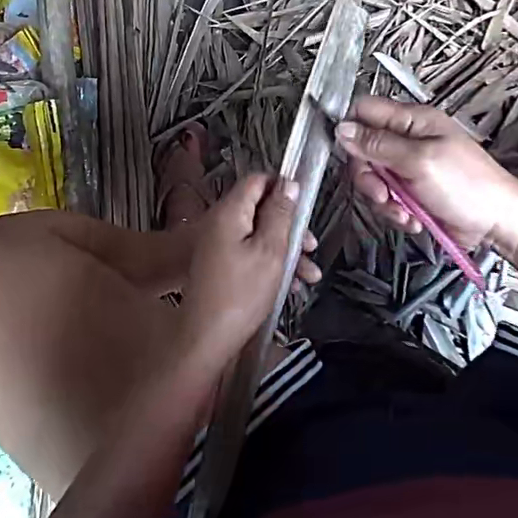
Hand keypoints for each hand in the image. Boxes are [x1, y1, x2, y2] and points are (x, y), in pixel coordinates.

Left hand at [180, 174, 318, 366]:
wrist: (208, 337)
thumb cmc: (240, 295)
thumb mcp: (271, 250)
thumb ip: (281, 214)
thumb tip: (289, 185)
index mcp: (230, 212)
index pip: (257, 180)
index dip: (282, 187)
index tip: (303, 205)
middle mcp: (220, 223)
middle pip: (260, 209)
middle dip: (289, 226)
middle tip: (309, 245)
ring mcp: (218, 244)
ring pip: (259, 234)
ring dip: (285, 249)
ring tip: (308, 274)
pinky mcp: (220, 264)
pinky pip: (250, 253)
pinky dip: (271, 263)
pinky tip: (290, 285)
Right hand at [337, 95, 517, 249]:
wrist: (499, 224)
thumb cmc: (473, 188)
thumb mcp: (419, 161)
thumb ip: (378, 144)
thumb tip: (344, 129)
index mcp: (413, 121)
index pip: (365, 111)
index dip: (352, 131)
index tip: (356, 156)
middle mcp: (409, 140)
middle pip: (363, 149)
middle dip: (368, 177)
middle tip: (383, 192)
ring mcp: (410, 166)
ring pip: (373, 178)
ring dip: (383, 200)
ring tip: (404, 210)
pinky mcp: (412, 190)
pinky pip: (387, 198)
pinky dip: (394, 211)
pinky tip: (412, 217)